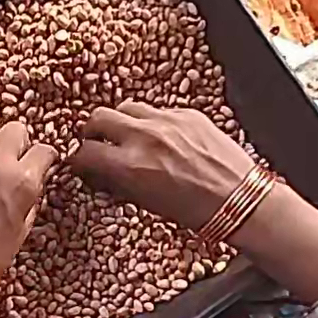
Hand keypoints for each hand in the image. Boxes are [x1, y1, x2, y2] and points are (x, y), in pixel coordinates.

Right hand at [68, 103, 252, 229]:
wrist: (239, 200)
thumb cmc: (194, 211)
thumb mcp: (146, 202)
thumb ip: (119, 181)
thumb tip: (100, 171)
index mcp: (130, 165)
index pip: (85, 152)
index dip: (78, 158)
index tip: (81, 162)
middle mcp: (144, 137)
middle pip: (99, 117)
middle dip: (92, 130)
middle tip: (96, 141)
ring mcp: (167, 121)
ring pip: (127, 107)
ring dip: (121, 121)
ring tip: (127, 135)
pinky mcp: (188, 114)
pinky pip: (158, 110)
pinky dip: (152, 122)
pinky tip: (162, 139)